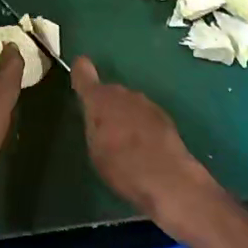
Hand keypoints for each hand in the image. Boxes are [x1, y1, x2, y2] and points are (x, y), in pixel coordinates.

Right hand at [69, 57, 230, 235]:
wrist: (168, 178)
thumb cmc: (122, 166)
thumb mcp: (95, 149)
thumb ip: (93, 125)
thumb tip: (95, 114)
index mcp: (100, 99)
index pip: (84, 74)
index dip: (80, 71)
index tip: (79, 69)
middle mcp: (123, 94)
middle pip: (109, 92)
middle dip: (105, 105)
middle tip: (102, 128)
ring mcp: (146, 103)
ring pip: (128, 103)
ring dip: (124, 115)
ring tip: (124, 142)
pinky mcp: (164, 116)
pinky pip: (144, 115)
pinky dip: (141, 125)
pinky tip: (143, 147)